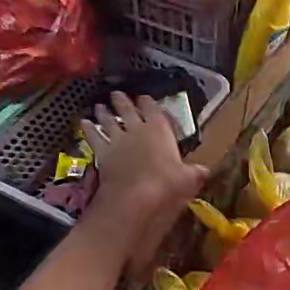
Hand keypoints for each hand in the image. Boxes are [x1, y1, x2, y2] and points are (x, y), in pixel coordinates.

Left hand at [81, 91, 207, 222]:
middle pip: (128, 110)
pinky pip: (93, 136)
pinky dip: (88, 129)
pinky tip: (83, 123)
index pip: (153, 109)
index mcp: (159, 129)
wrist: (136, 196)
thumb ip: (195, 172)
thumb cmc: (167, 184)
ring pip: (108, 120)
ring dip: (103, 112)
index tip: (144, 97)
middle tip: (116, 93)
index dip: (148, 102)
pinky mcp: (102, 152)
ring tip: (99, 105)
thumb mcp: (188, 179)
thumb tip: (206, 171)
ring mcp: (118, 139)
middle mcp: (137, 128)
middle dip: (122, 100)